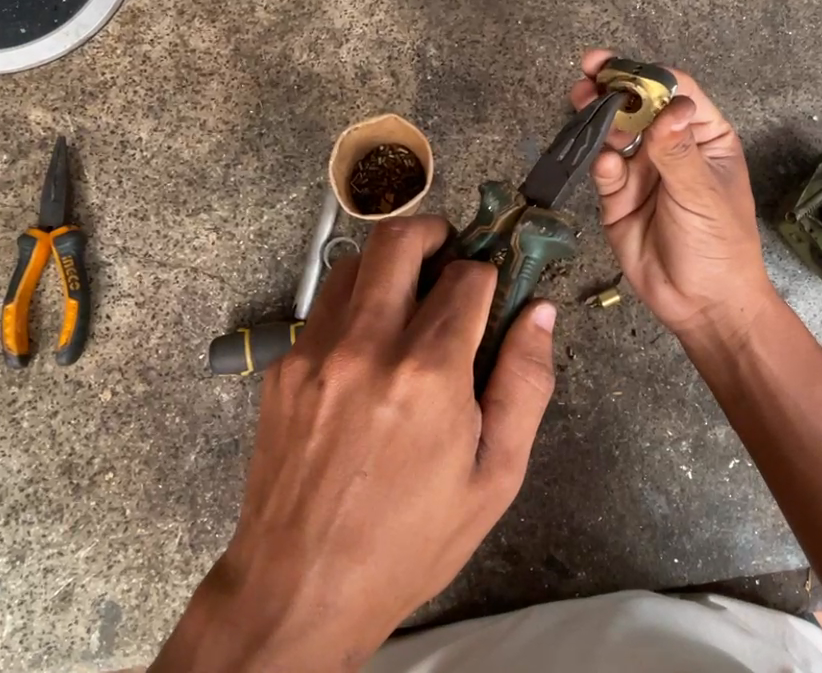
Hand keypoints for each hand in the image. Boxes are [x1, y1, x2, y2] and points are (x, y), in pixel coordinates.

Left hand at [153, 216, 557, 672]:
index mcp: (429, 372)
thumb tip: (539, 311)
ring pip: (354, 262)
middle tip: (452, 256)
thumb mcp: (495, 476)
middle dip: (435, 235)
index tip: (494, 289)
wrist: (300, 587)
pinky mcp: (282, 367)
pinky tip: (370, 347)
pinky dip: (355, 303)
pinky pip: (324, 306)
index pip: (467, 277)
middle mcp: (367, 345)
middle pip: (399, 239)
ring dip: (389, 264)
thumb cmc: (410, 540)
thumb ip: (525, 384)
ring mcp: (315, 351)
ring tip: (410, 298)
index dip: (490, 275)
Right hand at [569, 50, 775, 340]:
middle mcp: (671, 148)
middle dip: (613, 90)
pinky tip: (606, 167)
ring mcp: (643, 173)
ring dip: (598, 120)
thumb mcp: (702, 194)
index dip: (646, 74)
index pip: (675, 92)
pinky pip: (605, 171)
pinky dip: (601, 164)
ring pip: (615, 134)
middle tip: (586, 77)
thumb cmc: (718, 244)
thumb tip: (670, 105)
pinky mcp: (618, 198)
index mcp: (704, 137)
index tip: (615, 64)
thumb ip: (678, 151)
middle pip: (638, 107)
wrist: (701, 305)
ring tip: (580, 105)